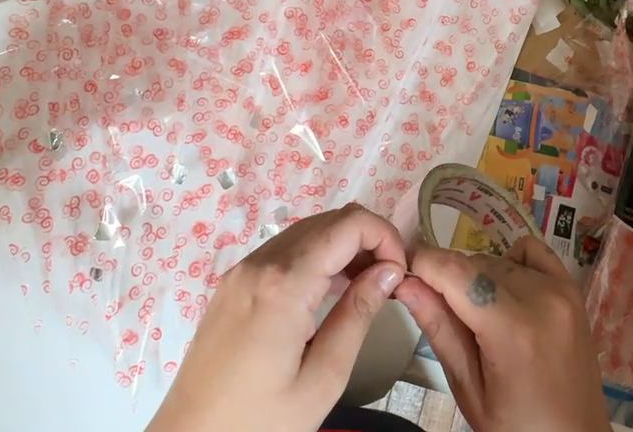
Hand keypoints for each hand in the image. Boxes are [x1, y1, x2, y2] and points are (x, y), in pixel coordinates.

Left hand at [148, 203, 407, 431]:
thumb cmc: (259, 422)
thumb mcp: (321, 379)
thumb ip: (358, 316)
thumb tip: (390, 271)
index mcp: (285, 283)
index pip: (349, 224)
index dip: (384, 236)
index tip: (400, 272)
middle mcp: (262, 262)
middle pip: (330, 220)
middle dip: (367, 238)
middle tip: (387, 280)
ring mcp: (242, 270)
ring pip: (307, 230)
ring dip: (342, 245)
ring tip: (363, 286)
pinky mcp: (232, 283)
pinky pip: (285, 249)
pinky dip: (315, 255)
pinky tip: (327, 290)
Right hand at [397, 237, 610, 431]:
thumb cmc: (517, 428)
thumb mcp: (469, 390)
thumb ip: (439, 330)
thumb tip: (404, 284)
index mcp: (513, 331)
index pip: (456, 273)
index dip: (423, 263)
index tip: (401, 266)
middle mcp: (541, 298)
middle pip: (475, 265)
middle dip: (448, 278)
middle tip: (436, 307)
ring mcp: (561, 289)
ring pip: (499, 259)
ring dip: (477, 276)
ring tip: (476, 315)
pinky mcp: (572, 288)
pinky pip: (531, 251)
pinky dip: (511, 261)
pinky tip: (505, 292)